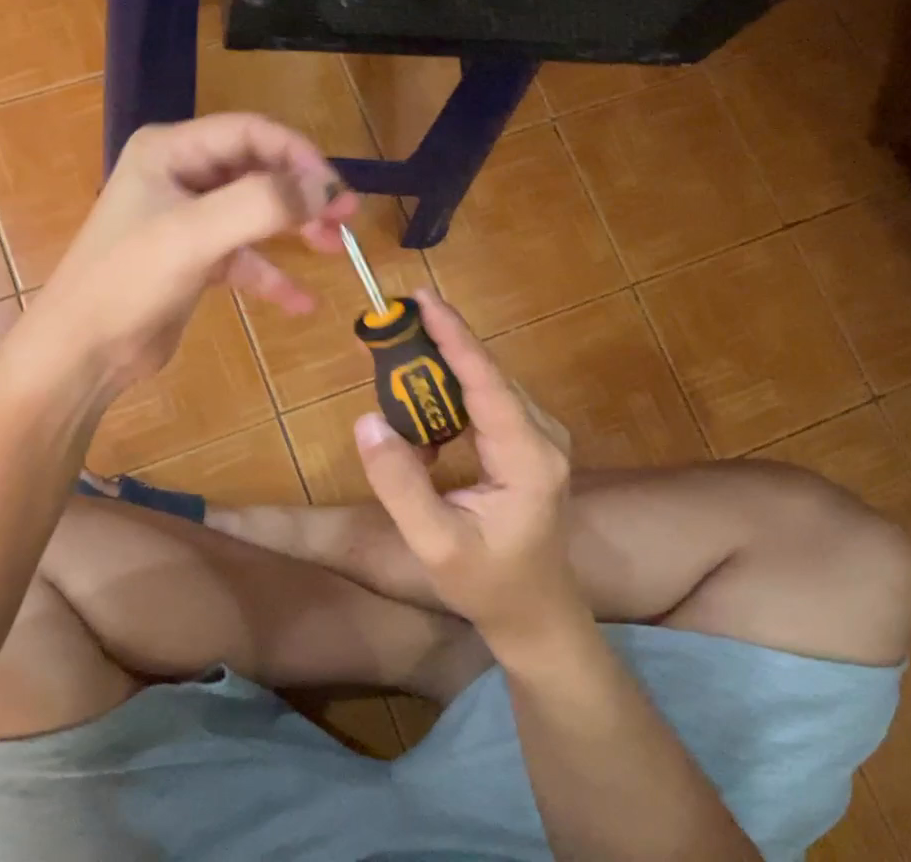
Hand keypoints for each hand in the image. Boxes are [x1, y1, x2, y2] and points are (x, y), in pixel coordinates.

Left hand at [30, 113, 355, 389]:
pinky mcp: (191, 261)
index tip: (338, 191)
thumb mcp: (194, 234)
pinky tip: (301, 302)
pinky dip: (271, 275)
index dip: (298, 157)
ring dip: (293, 230)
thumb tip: (328, 190)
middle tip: (346, 218)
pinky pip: (242, 258)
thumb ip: (262, 204)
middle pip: (256, 171)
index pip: (250, 133)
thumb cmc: (129, 281)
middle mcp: (178, 175)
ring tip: (335, 249)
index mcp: (170, 151)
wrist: (82, 350)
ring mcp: (185, 219)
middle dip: (301, 193)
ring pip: (253, 213)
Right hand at [353, 288, 581, 644]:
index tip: (422, 298)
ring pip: (485, 386)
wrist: (536, 612)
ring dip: (440, 372)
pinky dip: (447, 401)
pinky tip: (418, 421)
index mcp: (528, 459)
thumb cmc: (488, 584)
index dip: (454, 337)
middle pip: (486, 375)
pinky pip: (484, 405)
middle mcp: (542, 438)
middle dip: (439, 345)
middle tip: (391, 322)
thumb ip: (400, 483)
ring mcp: (539, 440)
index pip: (487, 383)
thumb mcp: (434, 543)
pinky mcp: (527, 445)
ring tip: (395, 359)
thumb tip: (368, 420)